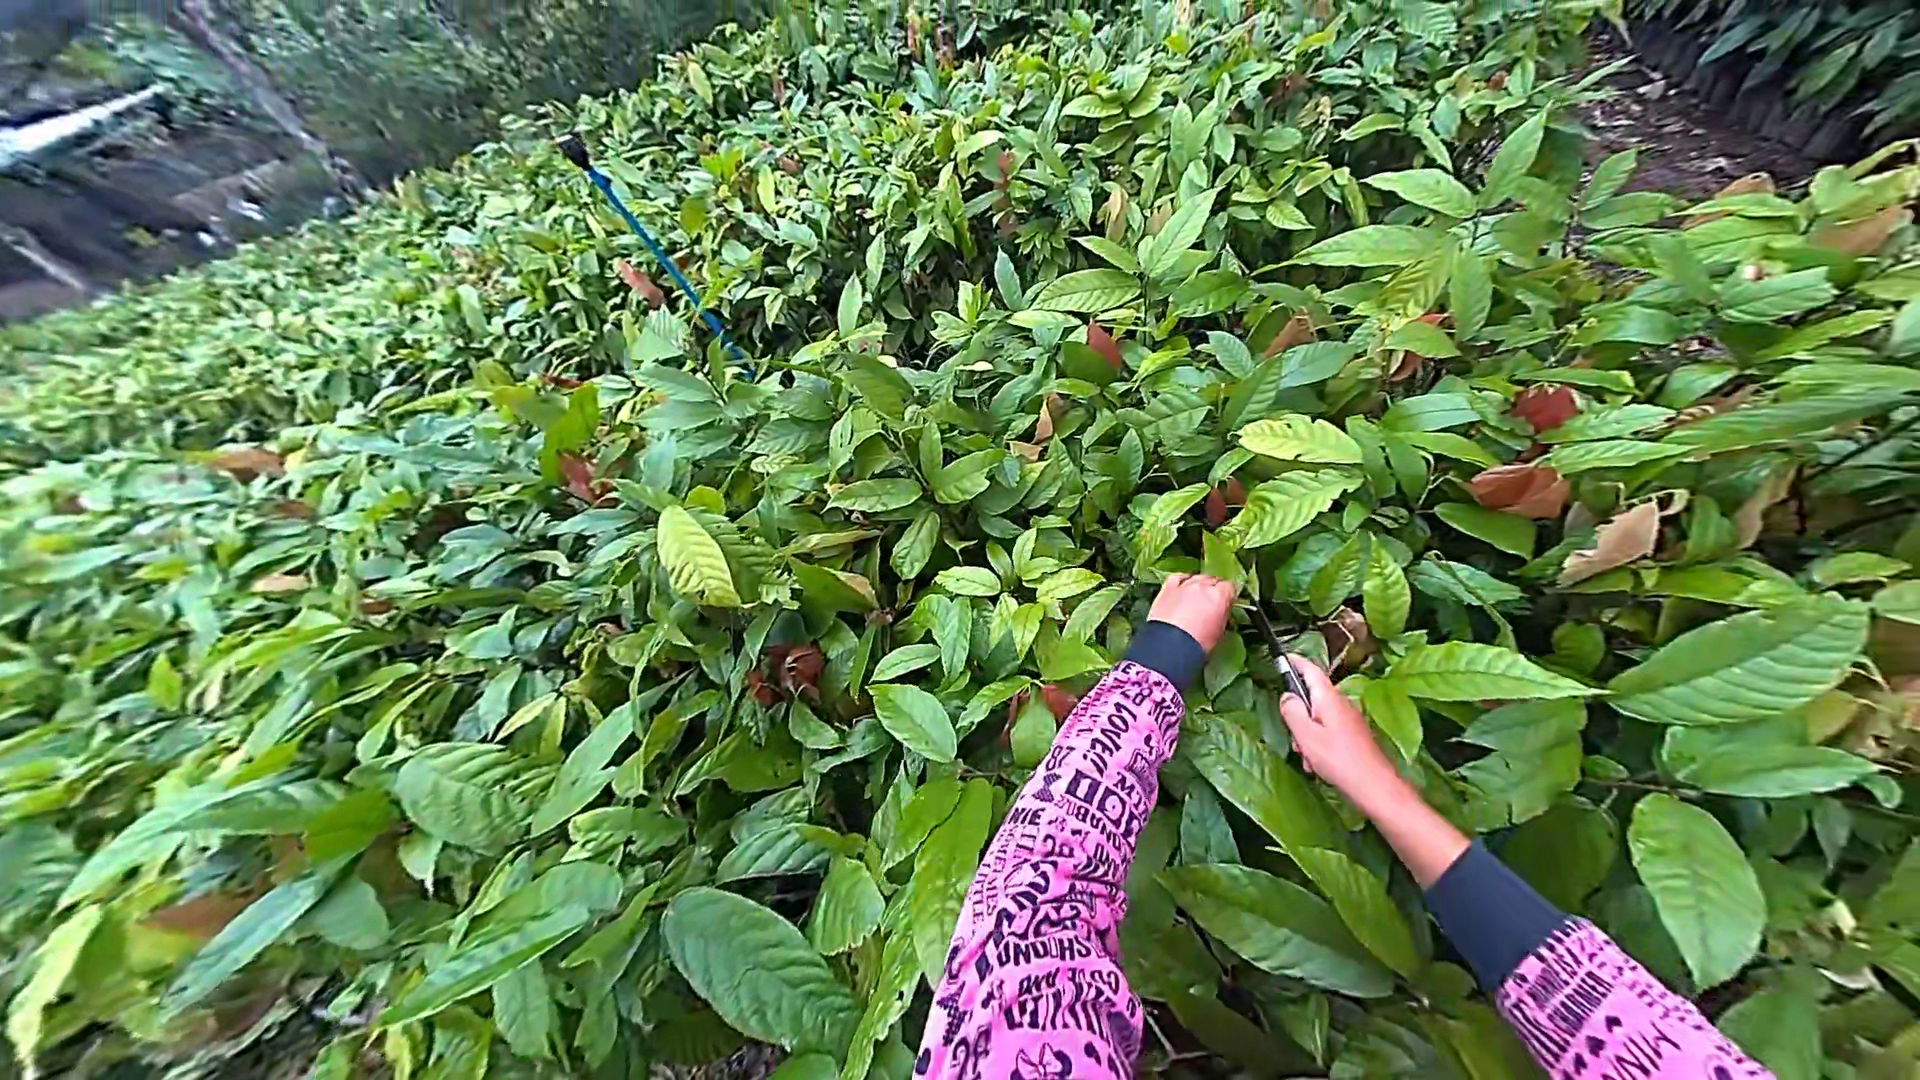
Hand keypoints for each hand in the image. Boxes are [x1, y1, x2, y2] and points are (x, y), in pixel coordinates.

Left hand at [1146, 573, 1236, 652]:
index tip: (1227, 599)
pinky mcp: (1167, 589)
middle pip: (1212, 580)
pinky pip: (1176, 578)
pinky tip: (1182, 585)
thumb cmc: (1198, 643)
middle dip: (1214, 588)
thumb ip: (1222, 614)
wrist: (1170, 645)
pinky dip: (1181, 580)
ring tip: (1197, 593)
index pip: (1229, 587)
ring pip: (1195, 577)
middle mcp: (1202, 586)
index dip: (1229, 593)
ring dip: (1199, 583)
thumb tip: (1222, 609)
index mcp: (1219, 596)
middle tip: (1212, 599)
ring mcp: (1183, 586)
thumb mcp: (1219, 631)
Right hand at [1275, 657, 1408, 816]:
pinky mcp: (1354, 735)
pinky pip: (1328, 730)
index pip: (1310, 670)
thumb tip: (1287, 696)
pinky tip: (1318, 763)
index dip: (1295, 662)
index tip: (1283, 657)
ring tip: (1307, 756)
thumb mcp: (1305, 734)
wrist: (1377, 789)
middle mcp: (1342, 704)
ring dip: (1307, 733)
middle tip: (1293, 735)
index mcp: (1329, 698)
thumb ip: (1291, 710)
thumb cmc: (1340, 760)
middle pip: (1311, 697)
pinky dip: (1318, 743)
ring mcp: (1350, 719)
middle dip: (1297, 714)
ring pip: (1318, 717)